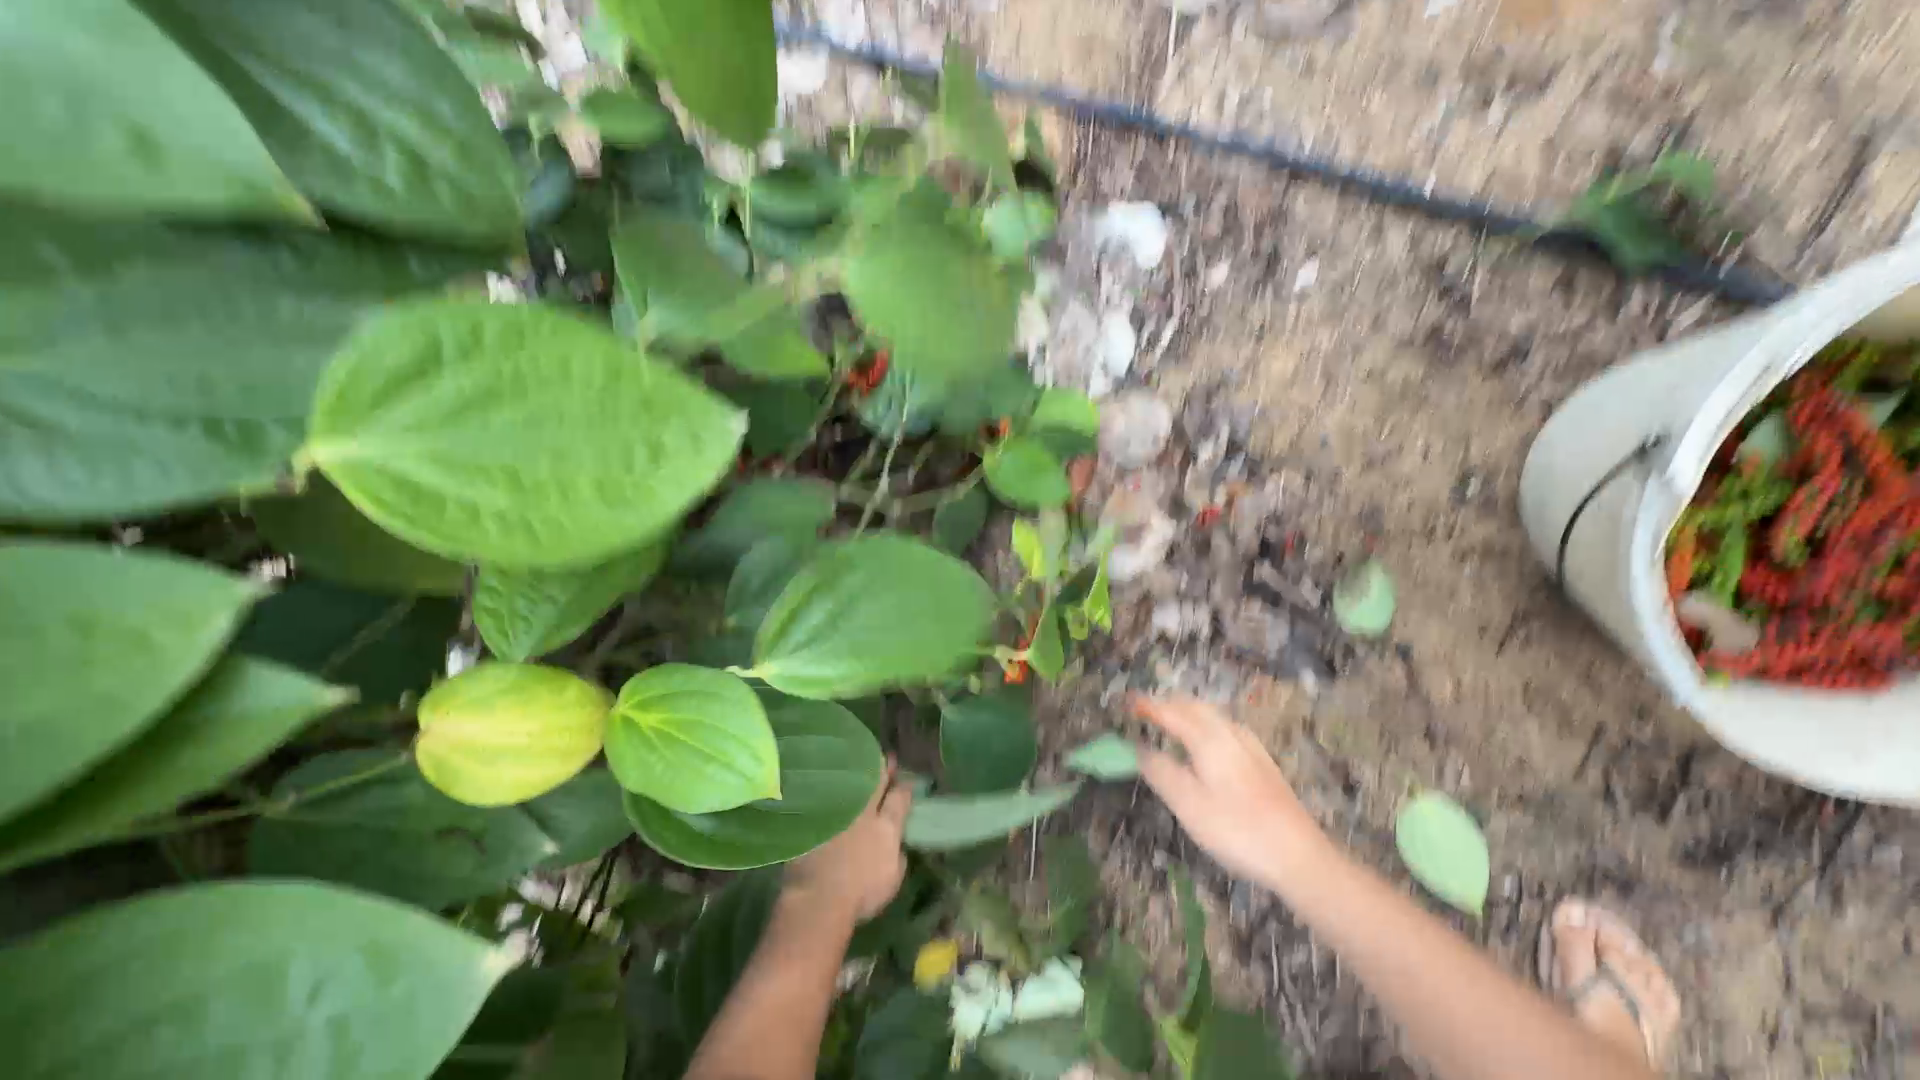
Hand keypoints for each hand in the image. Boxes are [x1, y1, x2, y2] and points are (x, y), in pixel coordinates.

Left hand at [783, 763, 912, 923]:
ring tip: (861, 761)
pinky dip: (830, 788)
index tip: (907, 779)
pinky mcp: (813, 818)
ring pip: (851, 784)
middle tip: (887, 757)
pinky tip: (829, 783)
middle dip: (883, 768)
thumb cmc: (861, 895)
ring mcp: (838, 812)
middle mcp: (864, 813)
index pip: (900, 799)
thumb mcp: (892, 880)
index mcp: (887, 827)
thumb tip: (897, 847)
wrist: (819, 898)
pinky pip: (824, 795)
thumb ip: (896, 858)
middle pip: (876, 782)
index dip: (905, 787)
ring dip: (859, 772)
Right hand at [1133, 697, 1325, 884]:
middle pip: (1195, 707)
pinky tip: (1206, 743)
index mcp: (1208, 740)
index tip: (1126, 702)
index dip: (1148, 706)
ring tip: (1169, 721)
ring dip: (1187, 712)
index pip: (1172, 712)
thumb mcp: (1188, 805)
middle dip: (1168, 704)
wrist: (1299, 855)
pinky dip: (1204, 725)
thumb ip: (1161, 772)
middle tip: (1144, 710)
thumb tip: (1139, 748)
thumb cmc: (1237, 830)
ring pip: (1213, 716)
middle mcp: (1230, 734)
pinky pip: (1225, 728)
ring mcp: (1250, 747)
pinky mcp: (1262, 762)